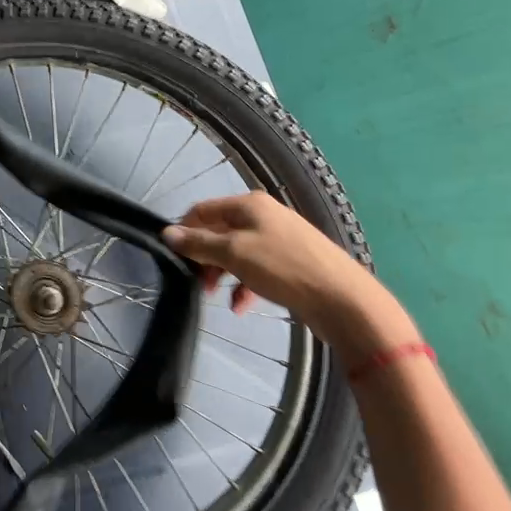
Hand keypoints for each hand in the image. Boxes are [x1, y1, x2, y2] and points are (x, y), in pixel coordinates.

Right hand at [160, 190, 374, 328]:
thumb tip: (166, 233)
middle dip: (205, 256)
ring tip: (217, 296)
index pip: (202, 210)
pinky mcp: (293, 263)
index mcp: (249, 204)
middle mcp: (264, 216)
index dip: (185, 231)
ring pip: (237, 252)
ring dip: (223, 273)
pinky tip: (241, 305)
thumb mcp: (234, 253)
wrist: (344, 300)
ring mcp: (281, 239)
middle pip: (219, 231)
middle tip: (199, 283)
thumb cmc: (284, 269)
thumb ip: (199, 243)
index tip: (175, 257)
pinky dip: (245, 284)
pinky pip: (257, 269)